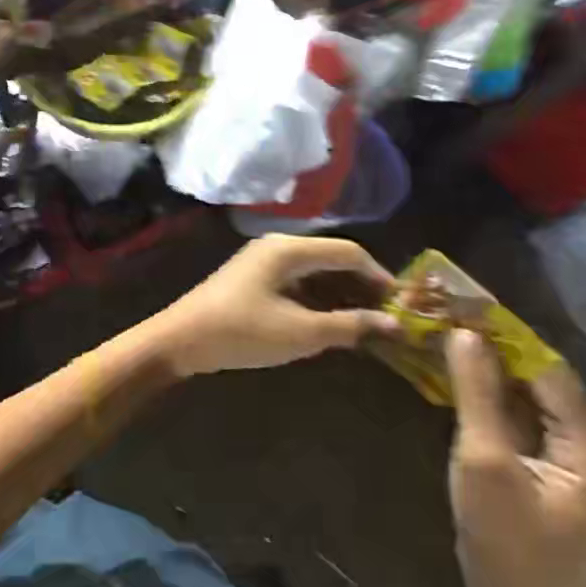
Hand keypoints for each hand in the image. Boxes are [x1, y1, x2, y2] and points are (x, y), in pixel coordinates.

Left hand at [144, 235, 399, 377]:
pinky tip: (334, 324)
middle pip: (332, 259)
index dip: (380, 276)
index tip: (404, 305)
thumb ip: (349, 326)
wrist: (181, 339)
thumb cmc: (242, 332)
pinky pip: (298, 282)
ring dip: (342, 295)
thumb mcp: (300, 333)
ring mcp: (263, 262)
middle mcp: (278, 246)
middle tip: (391, 319)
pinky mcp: (254, 279)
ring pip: (315, 272)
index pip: (348, 252)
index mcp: (289, 249)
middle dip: (363, 287)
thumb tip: (392, 323)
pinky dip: (320, 300)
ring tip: (369, 326)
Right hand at [446, 330, 585, 586]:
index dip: (508, 335)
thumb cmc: (507, 546)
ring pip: (533, 403)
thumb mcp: (484, 464)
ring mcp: (574, 469)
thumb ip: (476, 395)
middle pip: (545, 384)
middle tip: (452, 316)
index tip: (465, 304)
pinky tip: (462, 381)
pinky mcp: (551, 480)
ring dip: (494, 372)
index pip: (551, 372)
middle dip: (498, 349)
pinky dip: (494, 400)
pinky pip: (525, 424)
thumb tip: (464, 333)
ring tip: (451, 337)